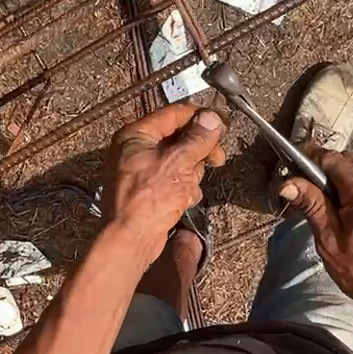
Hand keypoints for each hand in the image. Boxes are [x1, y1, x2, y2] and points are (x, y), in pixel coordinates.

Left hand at [100, 104, 225, 259]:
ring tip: (187, 188)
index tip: (221, 124)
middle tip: (216, 159)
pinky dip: (183, 190)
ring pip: (180, 162)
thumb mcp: (179, 163)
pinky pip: (174, 181)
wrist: (131, 239)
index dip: (200, 118)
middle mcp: (136, 150)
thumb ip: (197, 139)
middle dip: (198, 153)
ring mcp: (142, 172)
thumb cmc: (147, 200)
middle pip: (179, 139)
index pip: (174, 114)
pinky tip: (183, 200)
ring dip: (191, 175)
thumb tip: (211, 118)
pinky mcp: (149, 191)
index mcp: (136, 135)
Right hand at [279, 150, 352, 314]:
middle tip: (309, 190)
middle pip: (350, 163)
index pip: (334, 160)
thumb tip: (288, 184)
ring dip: (345, 181)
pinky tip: (352, 213)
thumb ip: (312, 206)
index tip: (296, 161)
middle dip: (328, 171)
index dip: (312, 158)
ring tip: (331, 207)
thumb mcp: (330, 241)